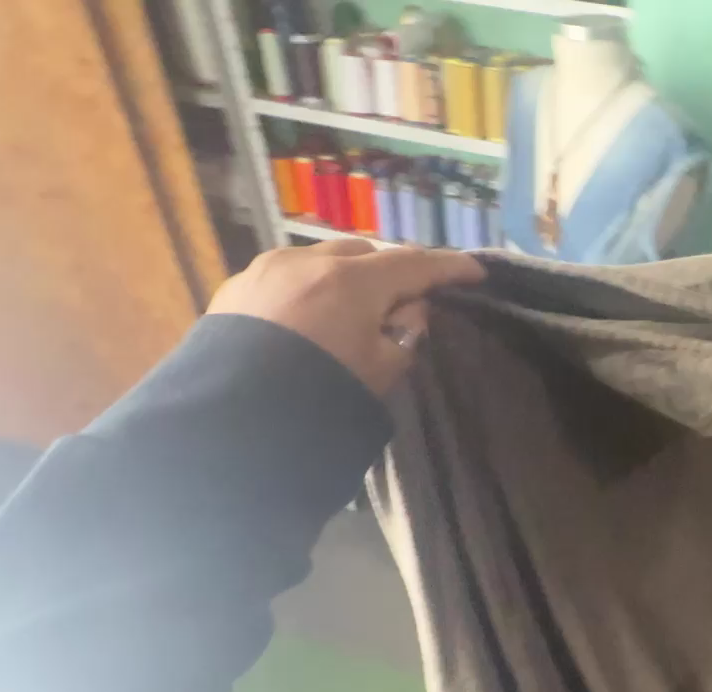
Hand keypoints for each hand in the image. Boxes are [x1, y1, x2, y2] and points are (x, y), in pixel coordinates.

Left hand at [206, 240, 484, 397]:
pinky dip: (310, 288)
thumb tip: (409, 310)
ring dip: (346, 276)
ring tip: (354, 310)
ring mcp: (267, 269)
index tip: (475, 272)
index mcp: (352, 281)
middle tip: (405, 301)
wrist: (236, 418)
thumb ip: (405, 333)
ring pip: (322, 258)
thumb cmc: (323, 394)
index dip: (449, 267)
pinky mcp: (237, 287)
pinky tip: (309, 320)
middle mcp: (307, 261)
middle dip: (390, 271)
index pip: (414, 263)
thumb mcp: (383, 370)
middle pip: (366, 252)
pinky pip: (287, 275)